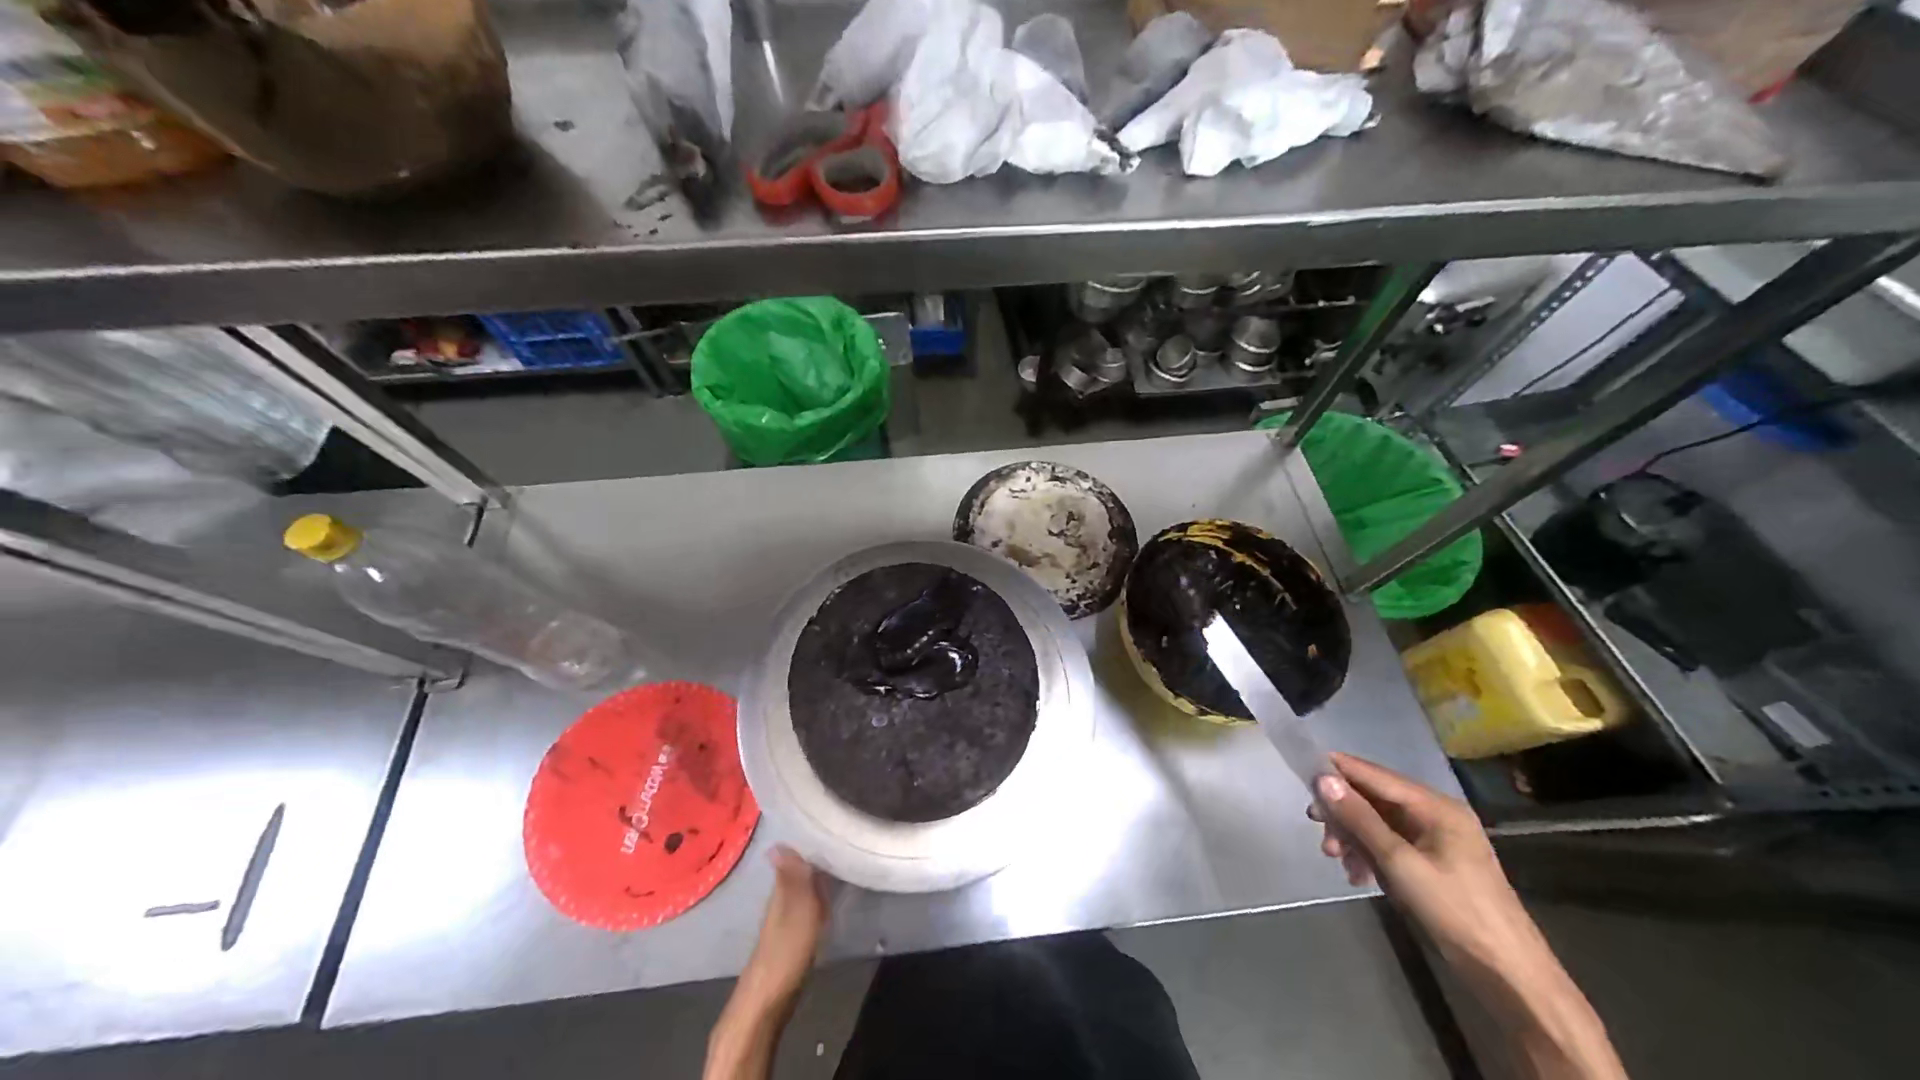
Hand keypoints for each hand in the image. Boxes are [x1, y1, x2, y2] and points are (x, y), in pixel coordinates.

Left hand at [736, 845, 830, 1003]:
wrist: (769, 1000)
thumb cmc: (786, 950)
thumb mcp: (797, 910)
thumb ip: (793, 878)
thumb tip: (778, 840)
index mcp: (781, 891)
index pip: (794, 858)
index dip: (808, 843)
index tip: (828, 825)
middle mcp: (781, 901)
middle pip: (799, 873)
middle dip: (815, 858)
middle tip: (841, 839)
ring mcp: (785, 920)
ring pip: (803, 890)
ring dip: (817, 878)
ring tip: (841, 862)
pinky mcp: (792, 937)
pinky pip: (808, 907)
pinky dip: (819, 899)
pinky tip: (830, 899)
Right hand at [1309, 753, 1627, 1079]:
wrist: (1506, 971)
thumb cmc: (1454, 909)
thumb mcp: (1399, 862)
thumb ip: (1360, 819)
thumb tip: (1323, 779)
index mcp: (1436, 807)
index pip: (1377, 775)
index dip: (1339, 770)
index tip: (1302, 771)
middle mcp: (1436, 815)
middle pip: (1375, 799)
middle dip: (1344, 812)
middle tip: (1317, 829)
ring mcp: (1435, 840)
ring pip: (1378, 824)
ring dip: (1353, 837)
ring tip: (1336, 859)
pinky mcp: (1432, 864)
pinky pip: (1389, 846)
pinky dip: (1369, 855)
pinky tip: (1357, 875)